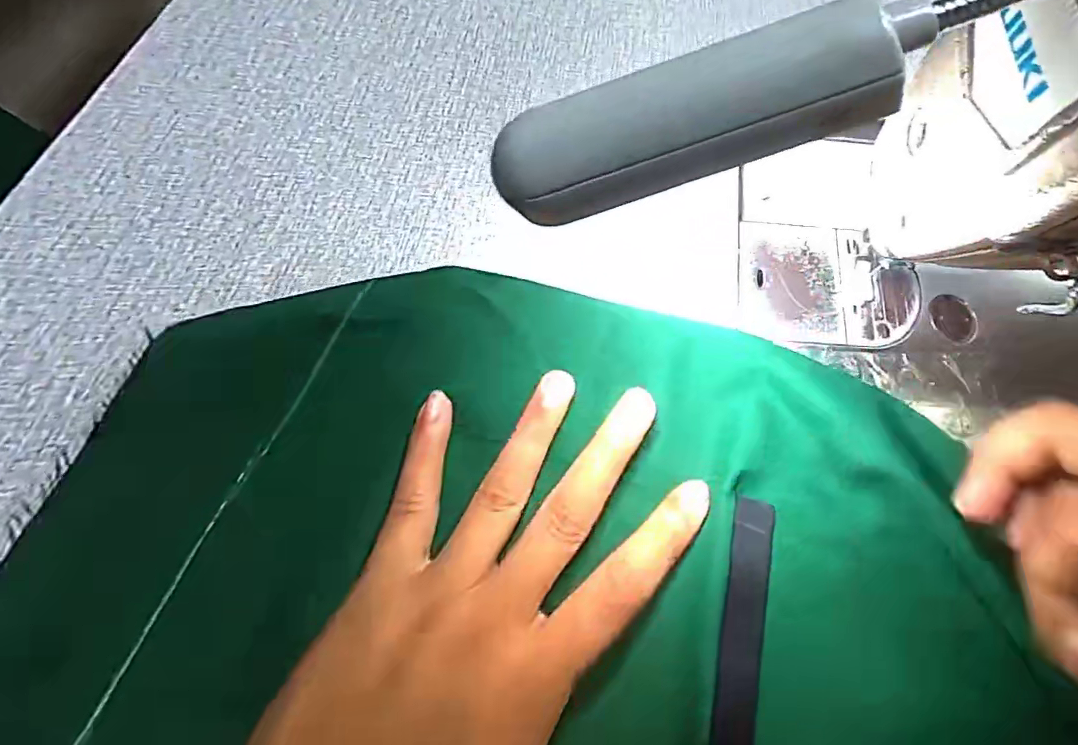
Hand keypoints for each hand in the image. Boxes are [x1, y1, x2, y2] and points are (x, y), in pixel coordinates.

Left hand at [250, 371, 709, 744]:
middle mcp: (494, 612)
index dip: (662, 539)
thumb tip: (593, 645)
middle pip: (565, 520)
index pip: (618, 591)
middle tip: (636, 402)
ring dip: (533, 435)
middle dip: (606, 457)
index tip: (696, 490)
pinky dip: (424, 452)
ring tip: (558, 383)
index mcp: (535, 667)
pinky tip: (437, 403)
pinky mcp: (381, 581)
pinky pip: (411, 506)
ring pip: (498, 495)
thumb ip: (561, 695)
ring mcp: (437, 588)